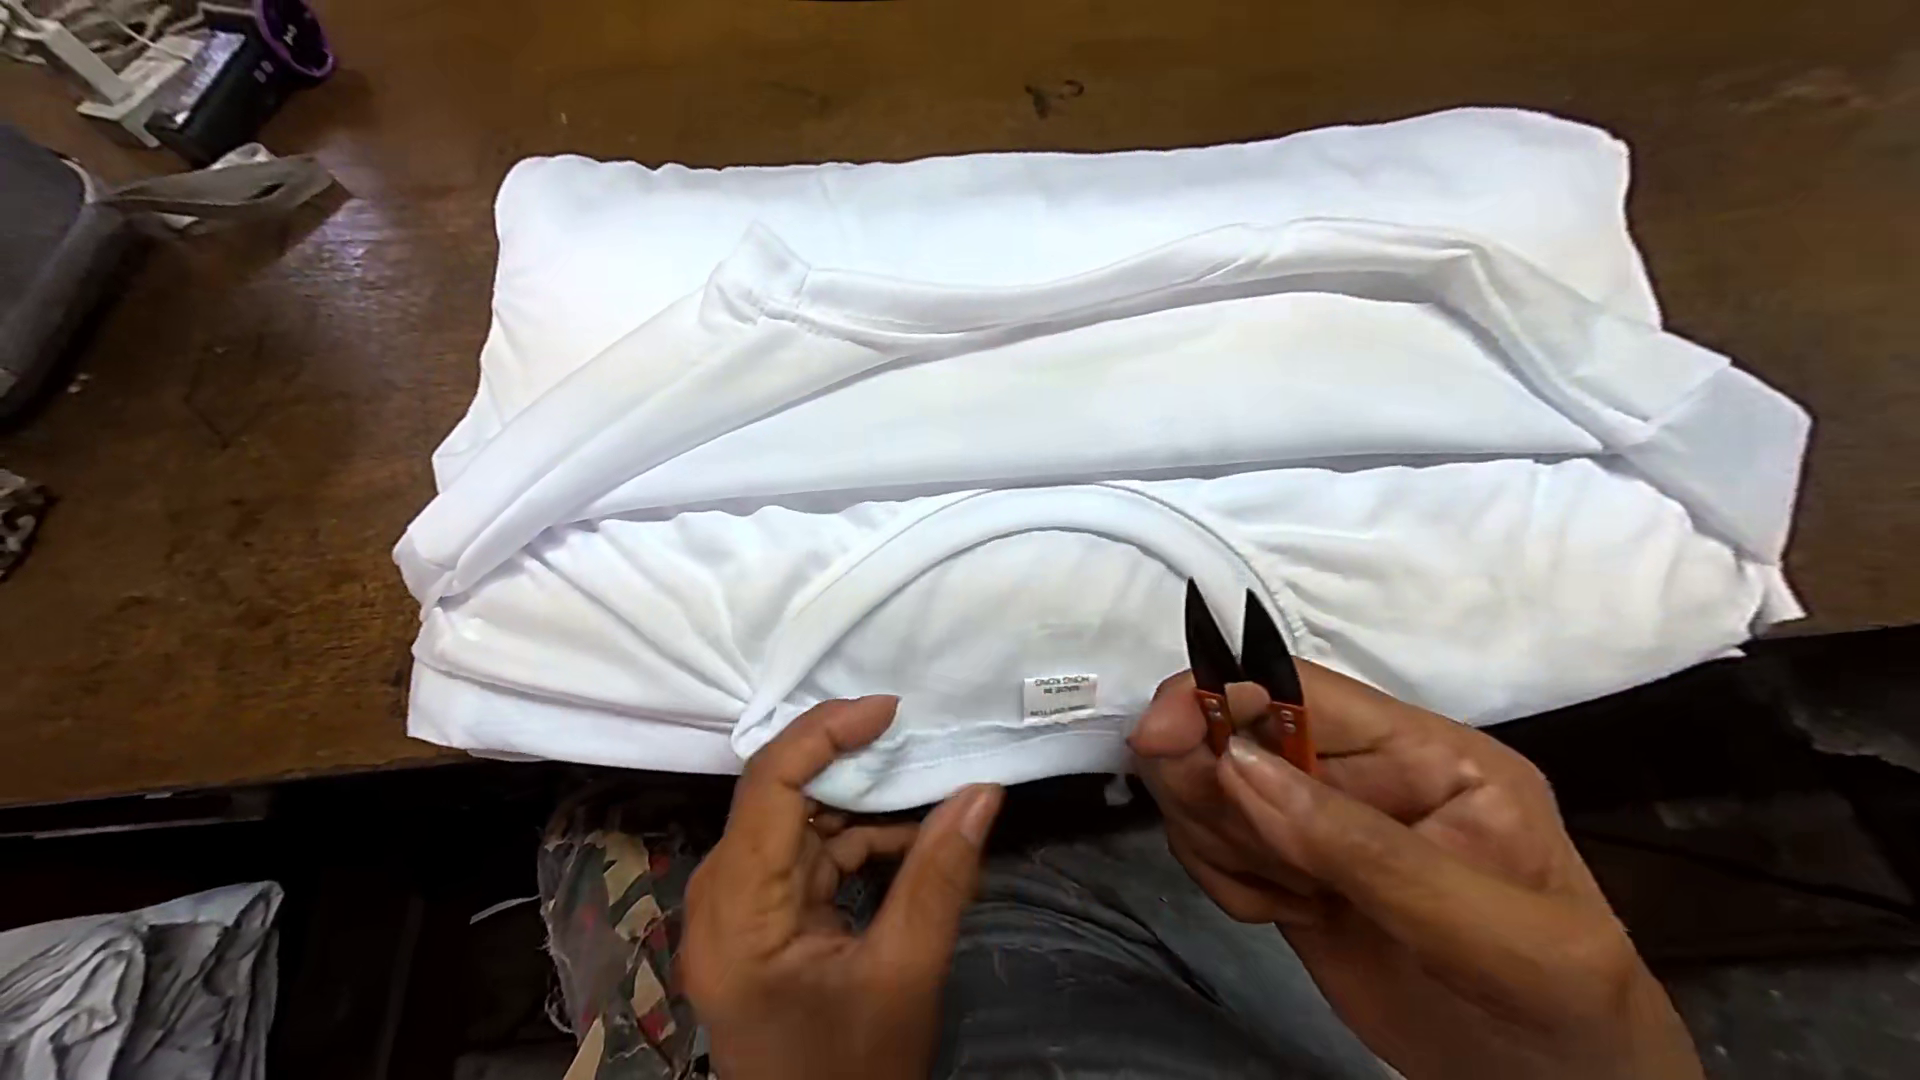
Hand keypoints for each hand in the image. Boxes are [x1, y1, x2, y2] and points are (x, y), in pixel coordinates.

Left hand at [681, 696, 1003, 1079]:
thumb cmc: (851, 1076)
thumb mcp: (904, 978)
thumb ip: (941, 877)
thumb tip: (984, 792)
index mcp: (738, 910)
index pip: (768, 784)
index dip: (824, 732)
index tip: (887, 710)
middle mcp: (724, 893)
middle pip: (779, 791)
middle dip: (847, 757)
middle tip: (909, 734)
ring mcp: (743, 902)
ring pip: (800, 815)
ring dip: (861, 797)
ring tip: (921, 779)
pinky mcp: (767, 911)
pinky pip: (813, 848)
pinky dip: (862, 837)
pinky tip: (913, 840)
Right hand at [1131, 665, 1702, 1079]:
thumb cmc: (1561, 1020)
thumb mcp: (1498, 940)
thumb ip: (1366, 848)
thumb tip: (1237, 764)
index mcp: (1420, 749)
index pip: (1295, 687)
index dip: (1216, 691)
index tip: (1156, 738)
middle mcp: (1353, 762)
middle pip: (1227, 725)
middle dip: (1212, 788)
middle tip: (1251, 858)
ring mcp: (1306, 806)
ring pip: (1202, 779)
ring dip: (1221, 841)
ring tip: (1294, 900)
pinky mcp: (1272, 850)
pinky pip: (1202, 834)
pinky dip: (1221, 875)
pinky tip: (1284, 913)